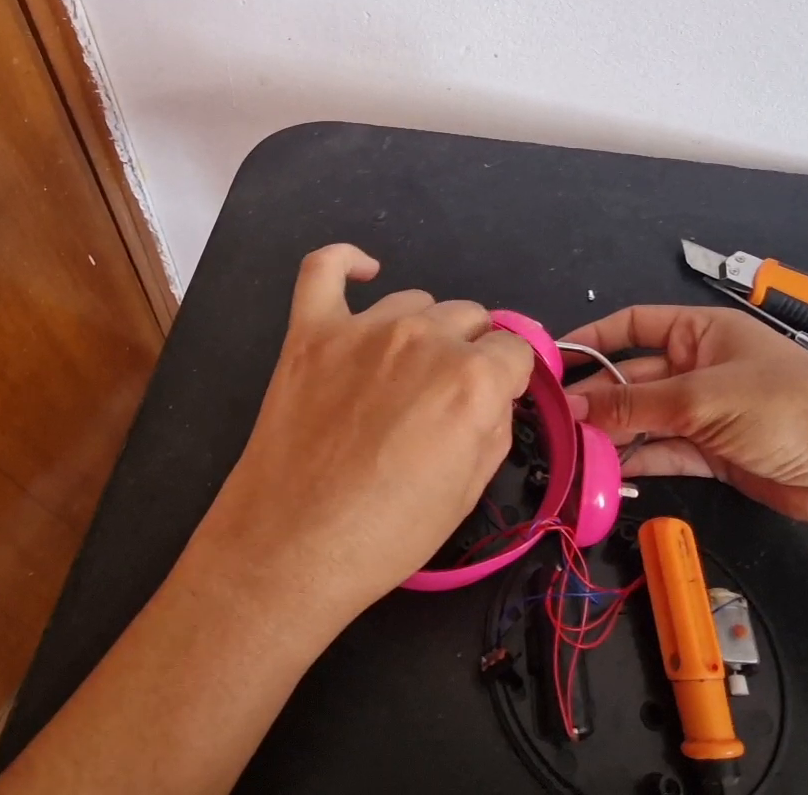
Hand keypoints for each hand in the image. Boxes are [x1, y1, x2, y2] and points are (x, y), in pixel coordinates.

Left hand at [189, 244, 535, 622]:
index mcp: (472, 380)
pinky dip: (346, 262)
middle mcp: (423, 339)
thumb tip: (496, 392)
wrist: (291, 546)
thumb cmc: (387, 533)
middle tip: (445, 398)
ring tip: (401, 375)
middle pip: (469, 318)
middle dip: (471, 352)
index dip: (510, 377)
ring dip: (422, 330)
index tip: (496, 398)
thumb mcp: (470, 490)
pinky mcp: (310, 330)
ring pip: (414, 302)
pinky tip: (362, 272)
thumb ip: (495, 424)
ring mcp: (362, 328)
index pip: (515, 349)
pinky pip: (325, 268)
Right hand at [563, 305, 807, 538]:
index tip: (554, 362)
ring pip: (644, 417)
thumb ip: (632, 404)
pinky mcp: (713, 452)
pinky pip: (663, 449)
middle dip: (599, 396)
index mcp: (702, 333)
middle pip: (634, 377)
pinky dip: (638, 458)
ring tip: (572, 448)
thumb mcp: (702, 399)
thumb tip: (571, 405)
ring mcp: (706, 411)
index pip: (635, 325)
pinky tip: (606, 469)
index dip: (594, 338)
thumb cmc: (783, 407)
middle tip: (557, 419)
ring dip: (613, 432)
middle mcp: (699, 367)